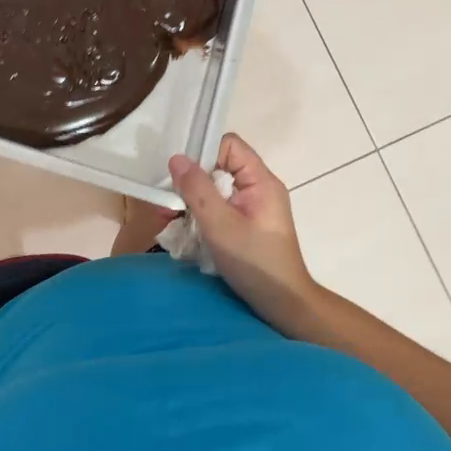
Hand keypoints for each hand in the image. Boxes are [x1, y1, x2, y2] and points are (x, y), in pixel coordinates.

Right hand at [169, 134, 319, 326]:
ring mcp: (252, 207)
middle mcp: (258, 187)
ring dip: (191, 201)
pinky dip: (200, 215)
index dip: (203, 153)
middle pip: (219, 166)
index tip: (181, 174)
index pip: (229, 145)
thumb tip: (176, 158)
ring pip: (215, 189)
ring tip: (169, 219)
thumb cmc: (255, 263)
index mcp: (260, 180)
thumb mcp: (220, 226)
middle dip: (191, 181)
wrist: (283, 305)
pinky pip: (218, 207)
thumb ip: (198, 190)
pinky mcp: (245, 224)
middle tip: (167, 201)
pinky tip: (183, 231)